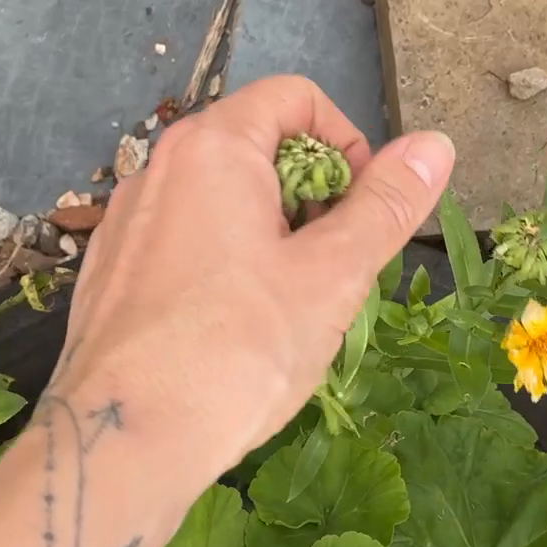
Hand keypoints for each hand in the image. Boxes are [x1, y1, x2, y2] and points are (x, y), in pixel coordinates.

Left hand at [46, 75, 455, 474]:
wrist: (120, 448)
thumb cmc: (239, 347)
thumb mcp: (334, 272)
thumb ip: (388, 201)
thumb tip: (436, 144)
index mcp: (214, 146)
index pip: (297, 97)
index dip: (345, 140)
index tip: (360, 205)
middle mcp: (160, 164)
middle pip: (260, 143)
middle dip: (313, 190)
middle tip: (331, 260)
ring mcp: (127, 217)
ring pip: (223, 192)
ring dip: (272, 226)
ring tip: (288, 297)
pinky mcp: (110, 266)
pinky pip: (185, 233)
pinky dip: (225, 254)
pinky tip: (232, 322)